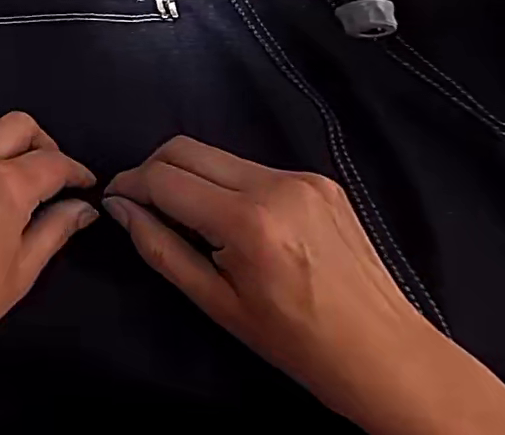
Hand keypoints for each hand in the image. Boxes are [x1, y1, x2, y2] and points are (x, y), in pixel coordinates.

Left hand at [0, 107, 98, 373]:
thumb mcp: (20, 272)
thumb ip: (56, 230)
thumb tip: (81, 210)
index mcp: (7, 186)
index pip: (55, 162)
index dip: (76, 171)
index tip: (84, 182)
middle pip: (24, 125)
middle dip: (47, 144)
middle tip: (55, 173)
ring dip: (11, 132)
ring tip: (19, 163)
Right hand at [106, 137, 504, 434]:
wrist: (389, 356)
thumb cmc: (296, 344)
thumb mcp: (218, 306)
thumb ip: (161, 249)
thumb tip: (119, 208)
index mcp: (247, 222)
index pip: (166, 177)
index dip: (131, 182)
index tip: (114, 196)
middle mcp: (272, 182)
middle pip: (186, 148)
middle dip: (154, 168)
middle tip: (142, 201)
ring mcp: (299, 174)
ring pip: (219, 155)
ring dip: (192, 175)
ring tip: (190, 215)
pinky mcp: (318, 175)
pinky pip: (253, 167)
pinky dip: (229, 183)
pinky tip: (238, 220)